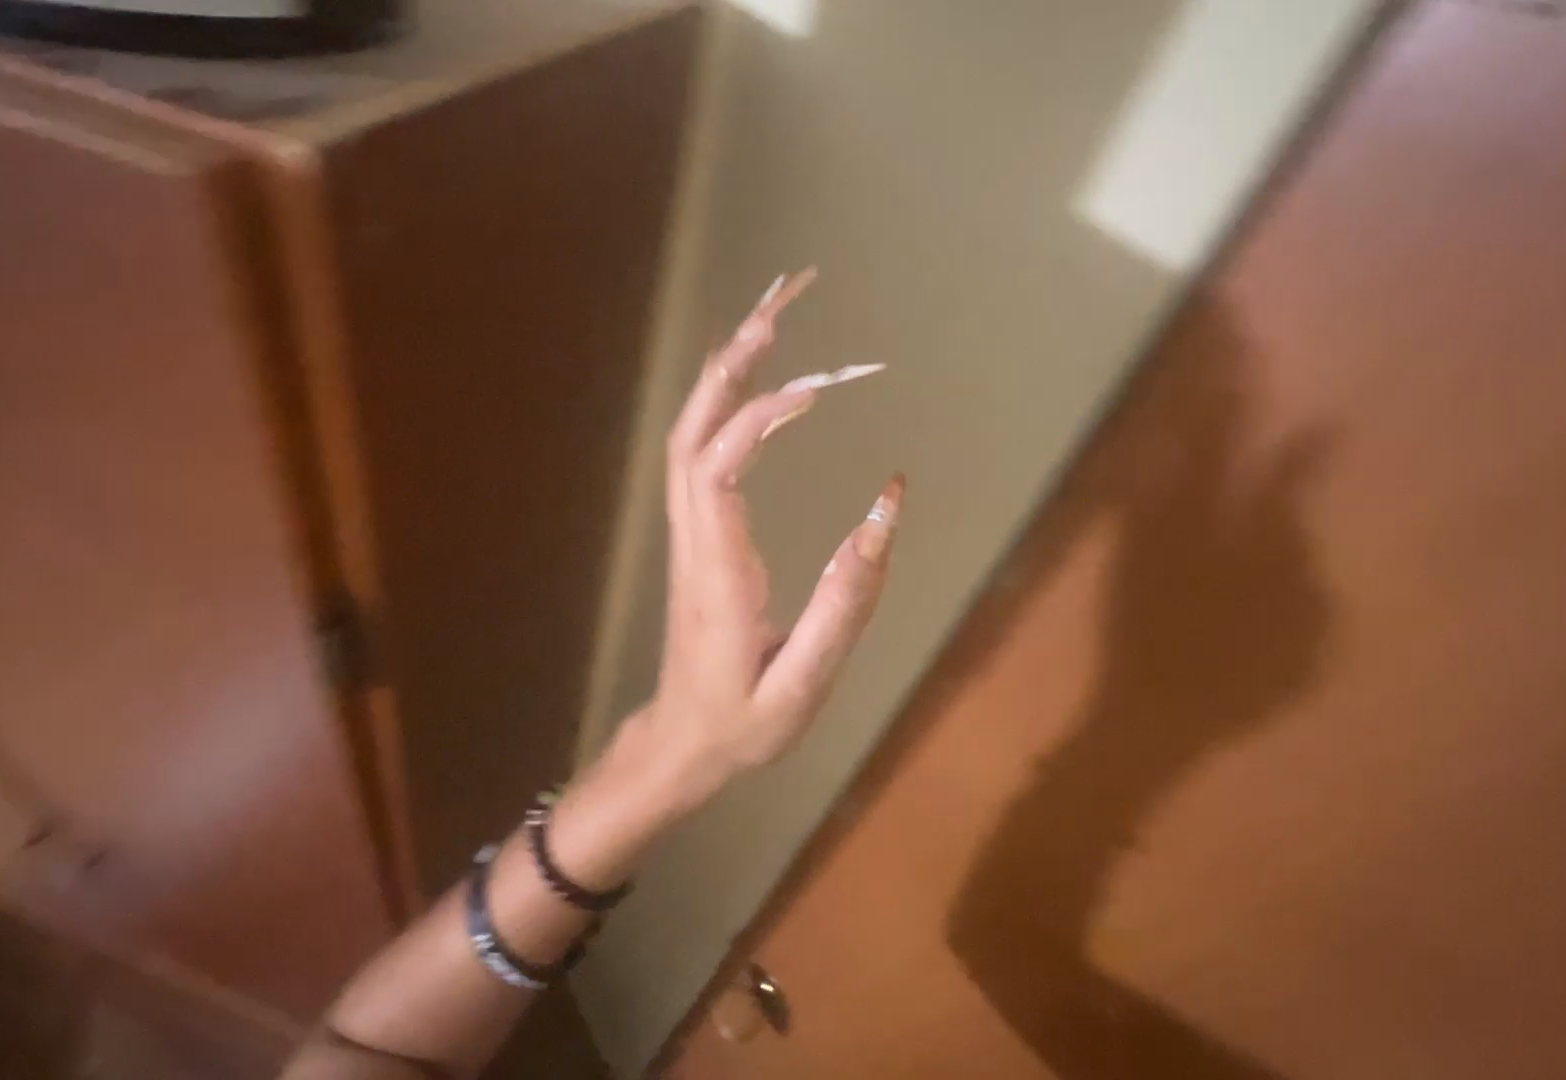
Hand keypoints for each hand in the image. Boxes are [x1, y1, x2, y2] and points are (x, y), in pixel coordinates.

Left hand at [613, 270, 904, 817]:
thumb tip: (885, 511)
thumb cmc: (742, 722)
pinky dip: (723, 407)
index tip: (813, 384)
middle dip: (733, 364)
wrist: (680, 743)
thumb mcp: (803, 683)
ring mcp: (686, 535)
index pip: (720, 472)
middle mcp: (693, 540)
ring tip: (773, 320)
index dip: (758, 418)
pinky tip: (753, 381)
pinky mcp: (695, 537)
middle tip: (782, 302)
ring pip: (688, 437)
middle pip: (692, 434)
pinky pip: (698, 456)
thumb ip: (845, 601)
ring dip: (724, 375)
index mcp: (717, 572)